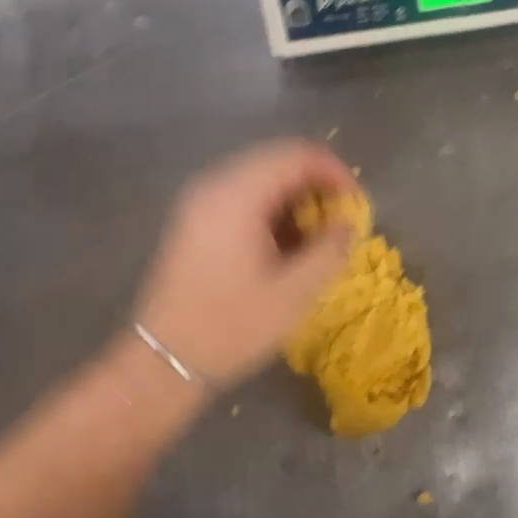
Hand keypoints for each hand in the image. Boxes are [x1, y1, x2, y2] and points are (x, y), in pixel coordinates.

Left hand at [133, 140, 358, 387]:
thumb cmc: (229, 327)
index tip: (356, 205)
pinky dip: (271, 212)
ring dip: (294, 200)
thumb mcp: (292, 293)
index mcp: (236, 196)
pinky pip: (243, 198)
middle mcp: (214, 186)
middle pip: (278, 161)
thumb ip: (329, 250)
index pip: (296, 156)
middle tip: (339, 223)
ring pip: (261, 179)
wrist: (161, 362)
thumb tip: (348, 224)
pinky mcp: (195, 221)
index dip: (334, 172)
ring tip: (315, 239)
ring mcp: (199, 202)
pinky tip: (284, 247)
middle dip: (316, 187)